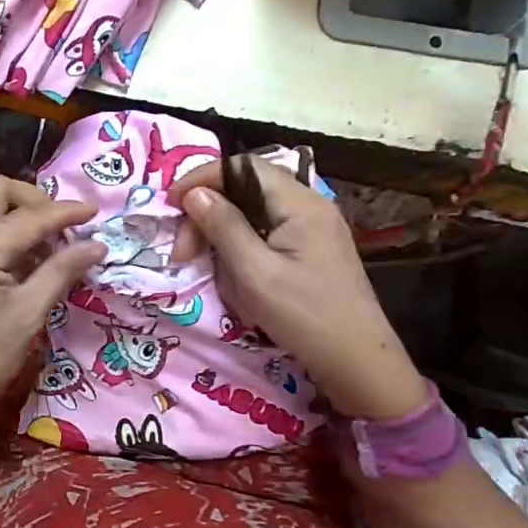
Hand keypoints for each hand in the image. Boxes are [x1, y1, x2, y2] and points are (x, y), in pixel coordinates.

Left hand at [0, 175, 105, 444]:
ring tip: (50, 247)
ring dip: (18, 217)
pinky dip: (2, 233)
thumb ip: (62, 271)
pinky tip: (25, 260)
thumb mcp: (28, 315)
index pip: (27, 217)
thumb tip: (96, 245)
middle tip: (64, 229)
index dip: (65, 212)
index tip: (96, 213)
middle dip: (35, 202)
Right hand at [168, 157, 424, 419]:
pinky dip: (242, 251)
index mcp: (299, 203)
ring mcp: (313, 229)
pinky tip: (235, 278)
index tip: (171, 206)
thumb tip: (193, 193)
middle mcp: (309, 206)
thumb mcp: (254, 273)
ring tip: (209, 270)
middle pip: (245, 190)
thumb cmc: (304, 315)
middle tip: (184, 253)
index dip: (202, 178)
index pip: (242, 167)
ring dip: (223, 237)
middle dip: (208, 215)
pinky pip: (266, 236)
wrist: (356, 360)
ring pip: (253, 215)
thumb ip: (223, 228)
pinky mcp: (311, 251)